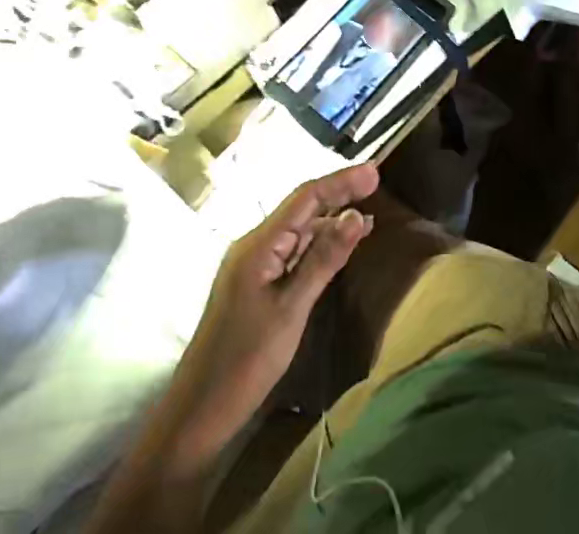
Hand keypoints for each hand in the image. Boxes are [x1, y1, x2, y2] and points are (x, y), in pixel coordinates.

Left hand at [167, 164, 379, 456]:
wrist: (202, 405)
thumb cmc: (248, 359)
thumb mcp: (293, 308)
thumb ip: (324, 259)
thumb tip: (356, 215)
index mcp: (258, 244)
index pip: (305, 199)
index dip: (341, 182)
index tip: (375, 172)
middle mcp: (254, 245)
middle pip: (301, 209)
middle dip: (338, 194)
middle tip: (376, 183)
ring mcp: (253, 263)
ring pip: (297, 230)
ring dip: (331, 219)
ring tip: (368, 213)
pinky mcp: (256, 282)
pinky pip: (291, 251)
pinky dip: (318, 244)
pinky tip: (340, 247)